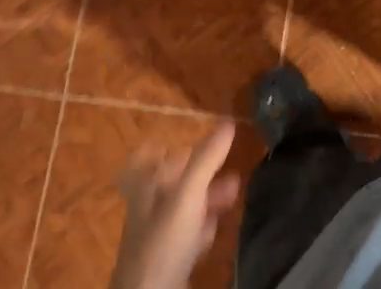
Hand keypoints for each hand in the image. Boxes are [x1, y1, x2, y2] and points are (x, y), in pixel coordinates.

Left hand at [110, 122, 240, 288]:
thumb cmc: (164, 240)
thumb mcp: (187, 195)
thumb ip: (207, 159)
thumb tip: (229, 121)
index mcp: (147, 187)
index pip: (149, 158)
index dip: (164, 146)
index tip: (186, 139)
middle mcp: (149, 208)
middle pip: (172, 181)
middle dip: (200, 171)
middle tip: (226, 164)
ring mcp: (158, 236)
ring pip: (185, 207)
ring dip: (208, 197)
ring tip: (234, 189)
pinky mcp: (170, 259)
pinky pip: (189, 234)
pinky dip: (204, 226)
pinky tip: (217, 228)